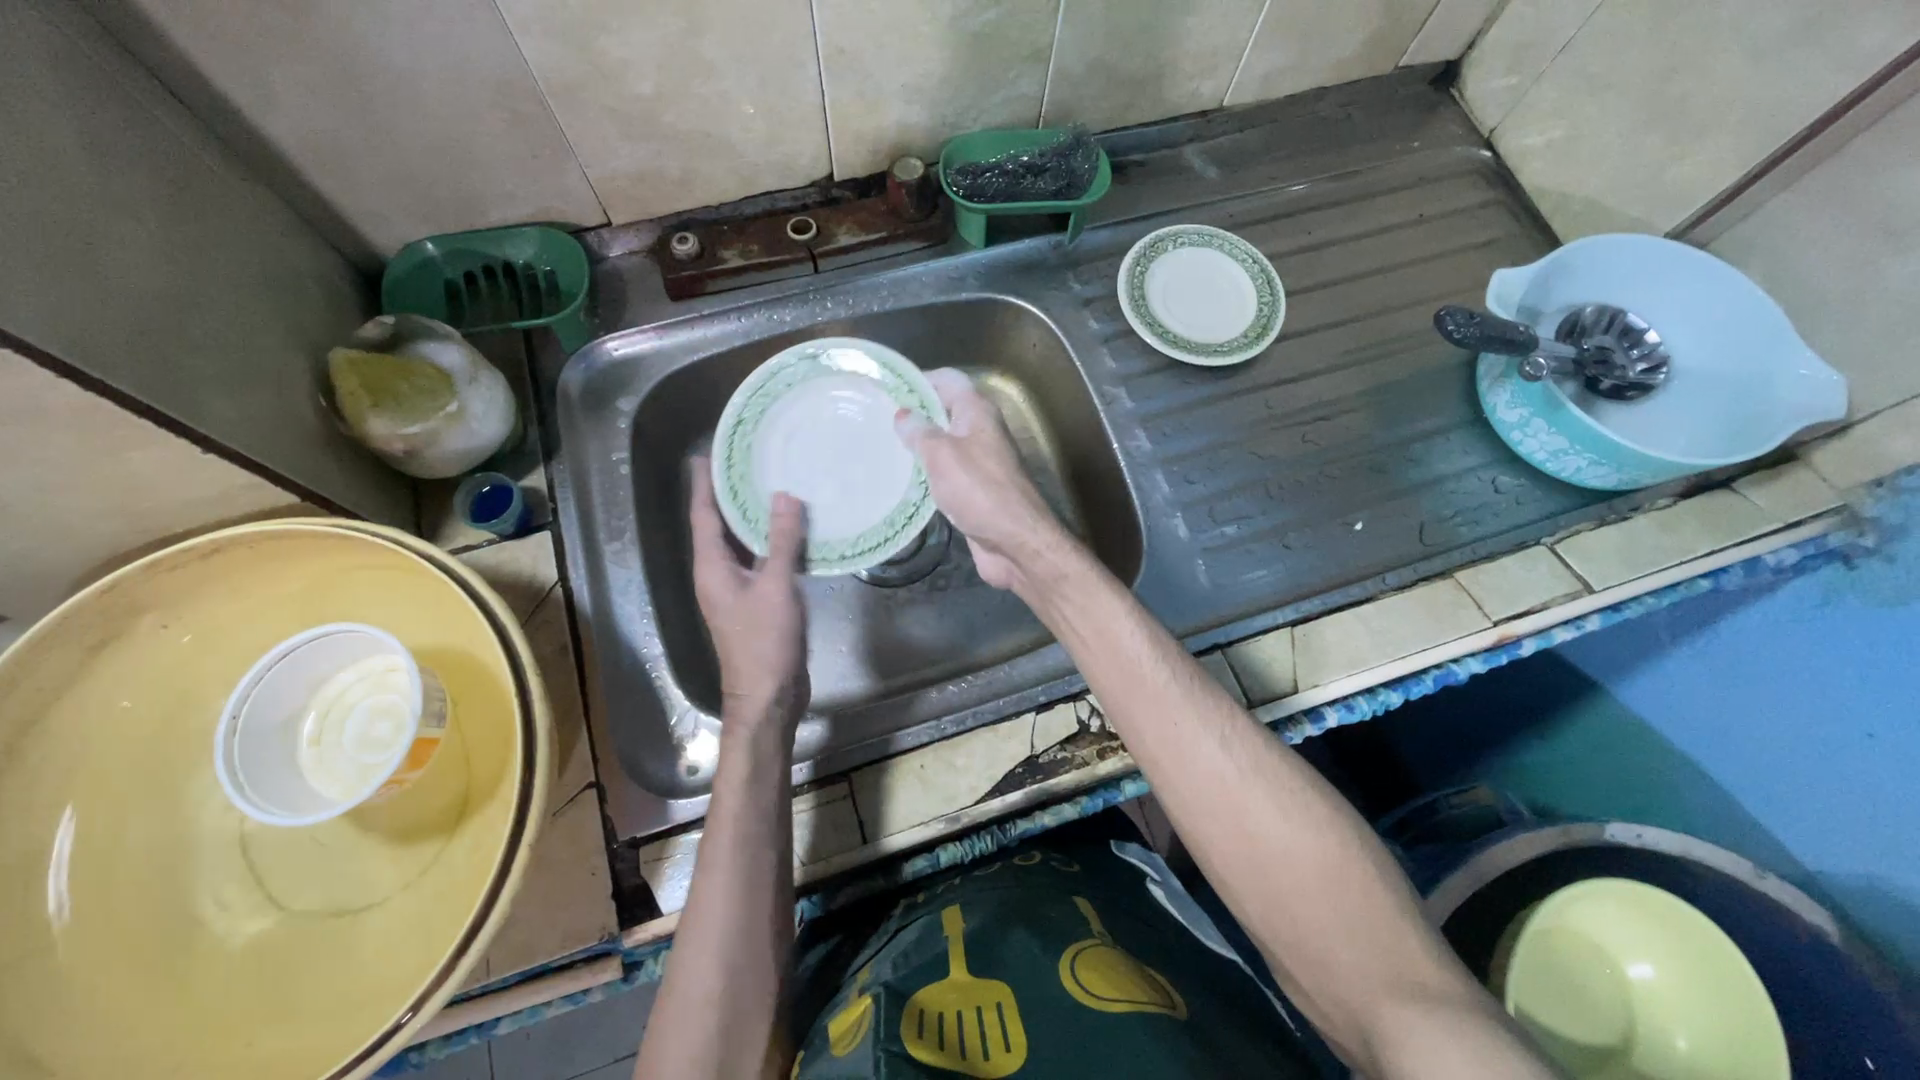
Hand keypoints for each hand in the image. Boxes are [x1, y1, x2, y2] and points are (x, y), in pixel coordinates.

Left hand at [688, 459, 809, 728]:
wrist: (768, 693)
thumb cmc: (765, 641)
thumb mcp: (776, 587)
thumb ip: (781, 542)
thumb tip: (784, 496)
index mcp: (711, 567)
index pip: (704, 515)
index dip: (704, 484)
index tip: (706, 454)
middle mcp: (717, 574)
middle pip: (719, 526)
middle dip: (729, 494)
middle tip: (746, 460)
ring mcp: (735, 590)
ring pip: (741, 544)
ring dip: (753, 518)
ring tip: (771, 484)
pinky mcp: (755, 602)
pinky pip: (760, 561)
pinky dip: (771, 542)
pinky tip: (792, 530)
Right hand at [894, 368, 1070, 590]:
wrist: (1015, 542)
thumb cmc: (979, 491)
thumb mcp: (942, 455)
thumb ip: (920, 432)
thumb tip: (903, 414)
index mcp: (977, 412)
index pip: (948, 380)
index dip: (920, 379)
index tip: (887, 388)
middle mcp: (981, 431)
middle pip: (944, 411)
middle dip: (914, 414)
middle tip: (875, 420)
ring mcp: (979, 462)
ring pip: (944, 444)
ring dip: (917, 446)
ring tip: (881, 448)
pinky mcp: (974, 490)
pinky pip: (946, 473)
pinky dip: (926, 474)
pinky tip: (901, 481)